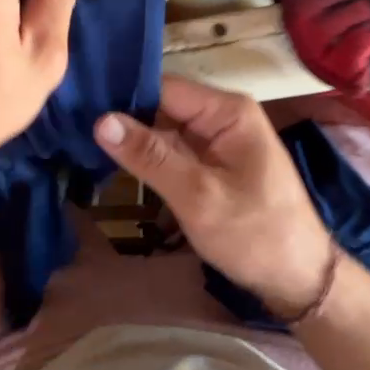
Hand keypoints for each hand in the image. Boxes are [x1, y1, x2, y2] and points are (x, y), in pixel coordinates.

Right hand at [94, 75, 336, 314]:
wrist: (299, 282)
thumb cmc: (255, 235)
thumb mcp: (198, 196)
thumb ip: (149, 156)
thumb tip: (100, 121)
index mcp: (227, 111)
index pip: (162, 88)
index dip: (122, 97)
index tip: (78, 106)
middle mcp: (221, 116)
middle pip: (159, 105)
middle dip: (121, 117)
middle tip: (70, 125)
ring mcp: (215, 140)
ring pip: (160, 128)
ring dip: (129, 138)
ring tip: (77, 138)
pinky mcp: (209, 164)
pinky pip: (169, 149)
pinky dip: (143, 156)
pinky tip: (106, 158)